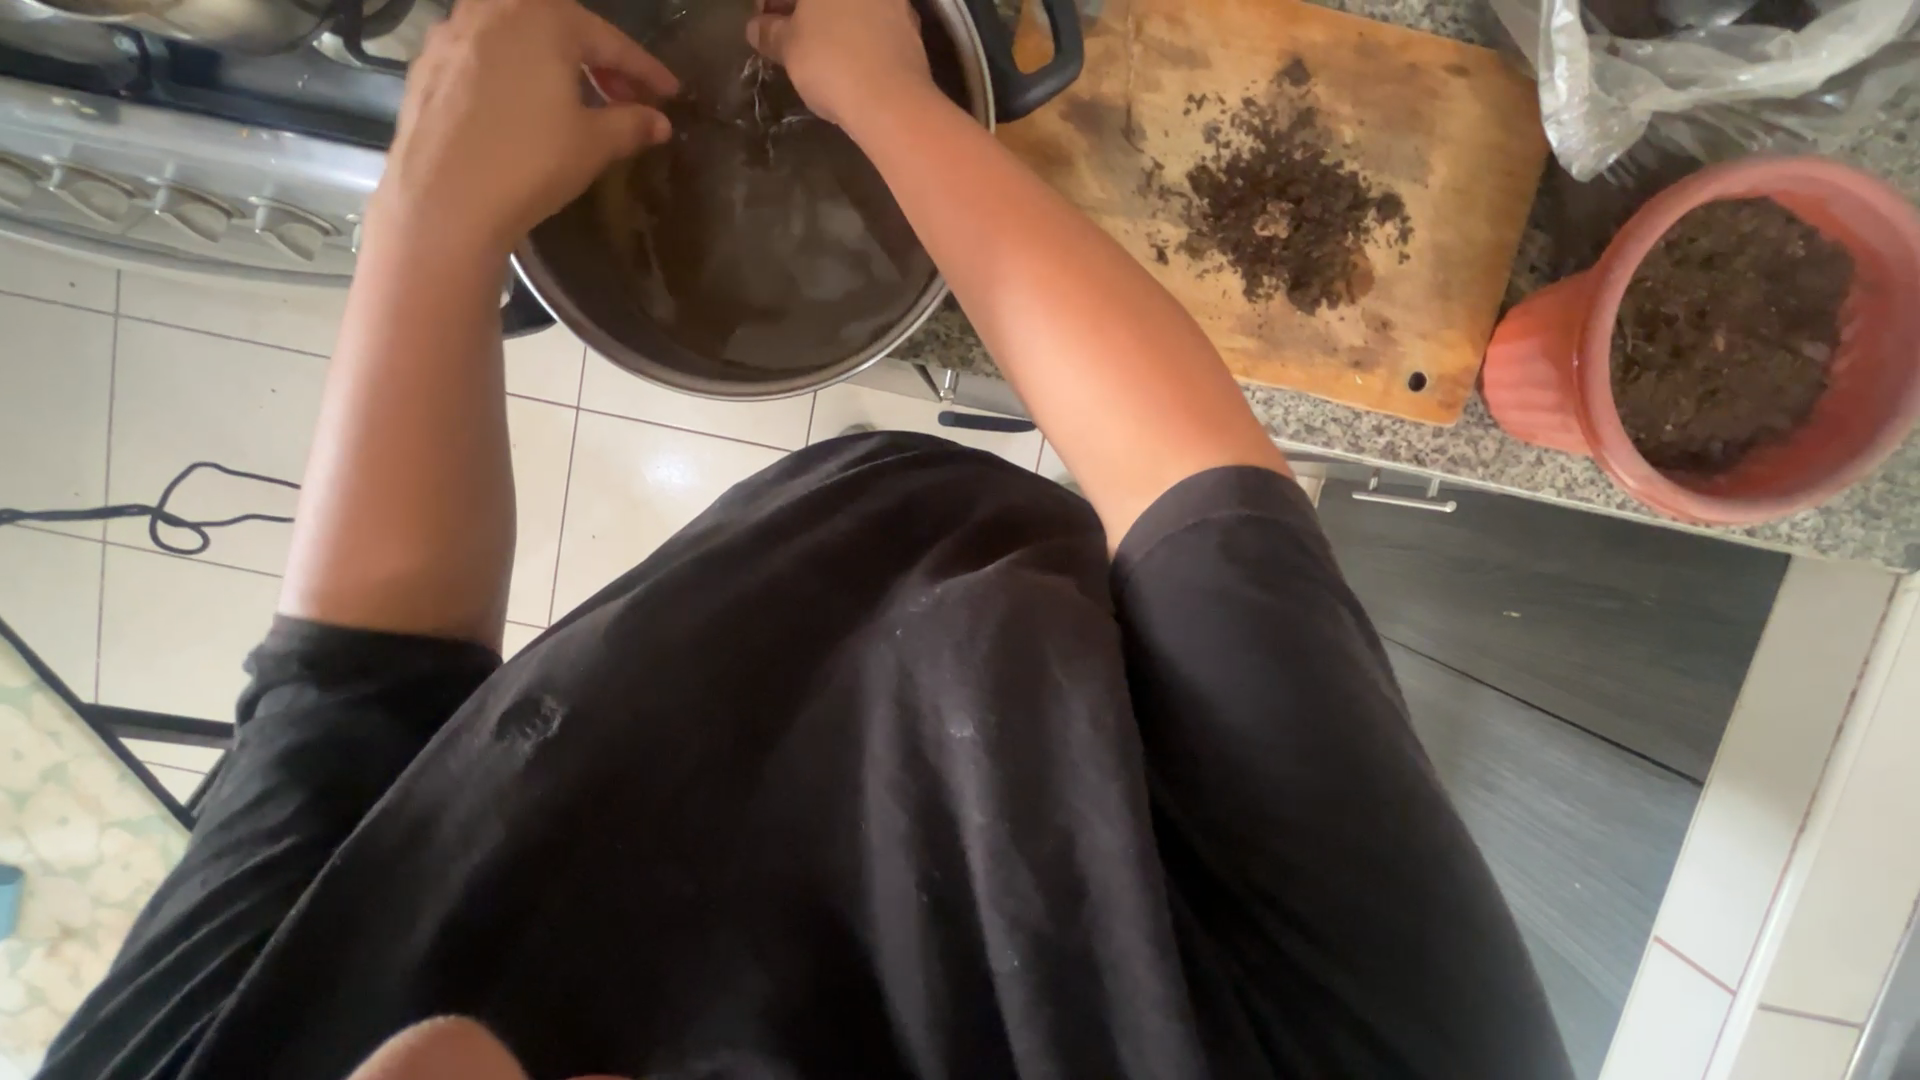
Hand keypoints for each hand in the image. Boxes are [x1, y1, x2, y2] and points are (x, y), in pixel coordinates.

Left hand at [373, 0, 680, 256]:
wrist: (446, 196)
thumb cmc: (531, 161)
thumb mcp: (594, 144)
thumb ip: (631, 125)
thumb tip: (659, 121)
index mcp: (543, 19)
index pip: (609, 39)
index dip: (646, 70)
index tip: (671, 93)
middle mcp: (494, 9)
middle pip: (561, 27)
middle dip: (599, 59)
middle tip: (626, 96)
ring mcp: (453, 31)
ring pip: (520, 36)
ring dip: (556, 62)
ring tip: (577, 100)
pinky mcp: (429, 62)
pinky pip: (487, 55)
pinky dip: (518, 72)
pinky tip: (528, 107)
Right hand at [745, 0, 931, 127]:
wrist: (892, 102)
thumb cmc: (831, 63)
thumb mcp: (789, 48)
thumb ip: (770, 33)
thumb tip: (756, 28)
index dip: (772, 4)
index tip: (764, 24)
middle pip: (823, 0)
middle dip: (802, 11)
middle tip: (787, 38)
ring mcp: (894, 0)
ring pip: (852, 7)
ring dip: (830, 22)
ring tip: (816, 52)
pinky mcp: (912, 27)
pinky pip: (874, 24)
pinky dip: (856, 36)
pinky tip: (848, 61)